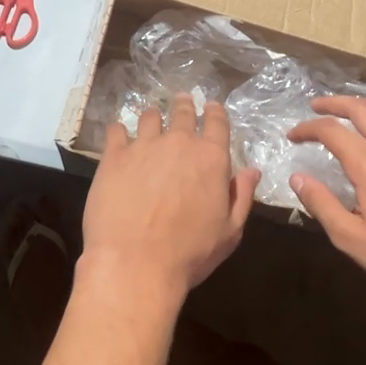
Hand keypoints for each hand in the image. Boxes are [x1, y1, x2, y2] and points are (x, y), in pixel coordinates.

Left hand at [82, 95, 259, 298]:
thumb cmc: (189, 253)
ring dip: (153, 116)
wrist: (135, 263)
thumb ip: (242, 197)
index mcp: (211, 158)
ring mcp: (143, 146)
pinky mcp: (113, 155)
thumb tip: (252, 171)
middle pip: (182, 113)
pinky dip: (119, 130)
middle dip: (184, 105)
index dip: (215, 112)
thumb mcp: (229, 232)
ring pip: (149, 117)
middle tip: (182, 101)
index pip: (217, 122)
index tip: (211, 107)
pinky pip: (116, 130)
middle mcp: (178, 143)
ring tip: (150, 118)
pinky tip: (118, 136)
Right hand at [288, 96, 365, 314]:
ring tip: (349, 111)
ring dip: (364, 105)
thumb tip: (298, 178)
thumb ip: (322, 205)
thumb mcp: (353, 240)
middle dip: (335, 103)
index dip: (308, 128)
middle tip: (316, 108)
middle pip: (362, 109)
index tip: (293, 136)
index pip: (332, 131)